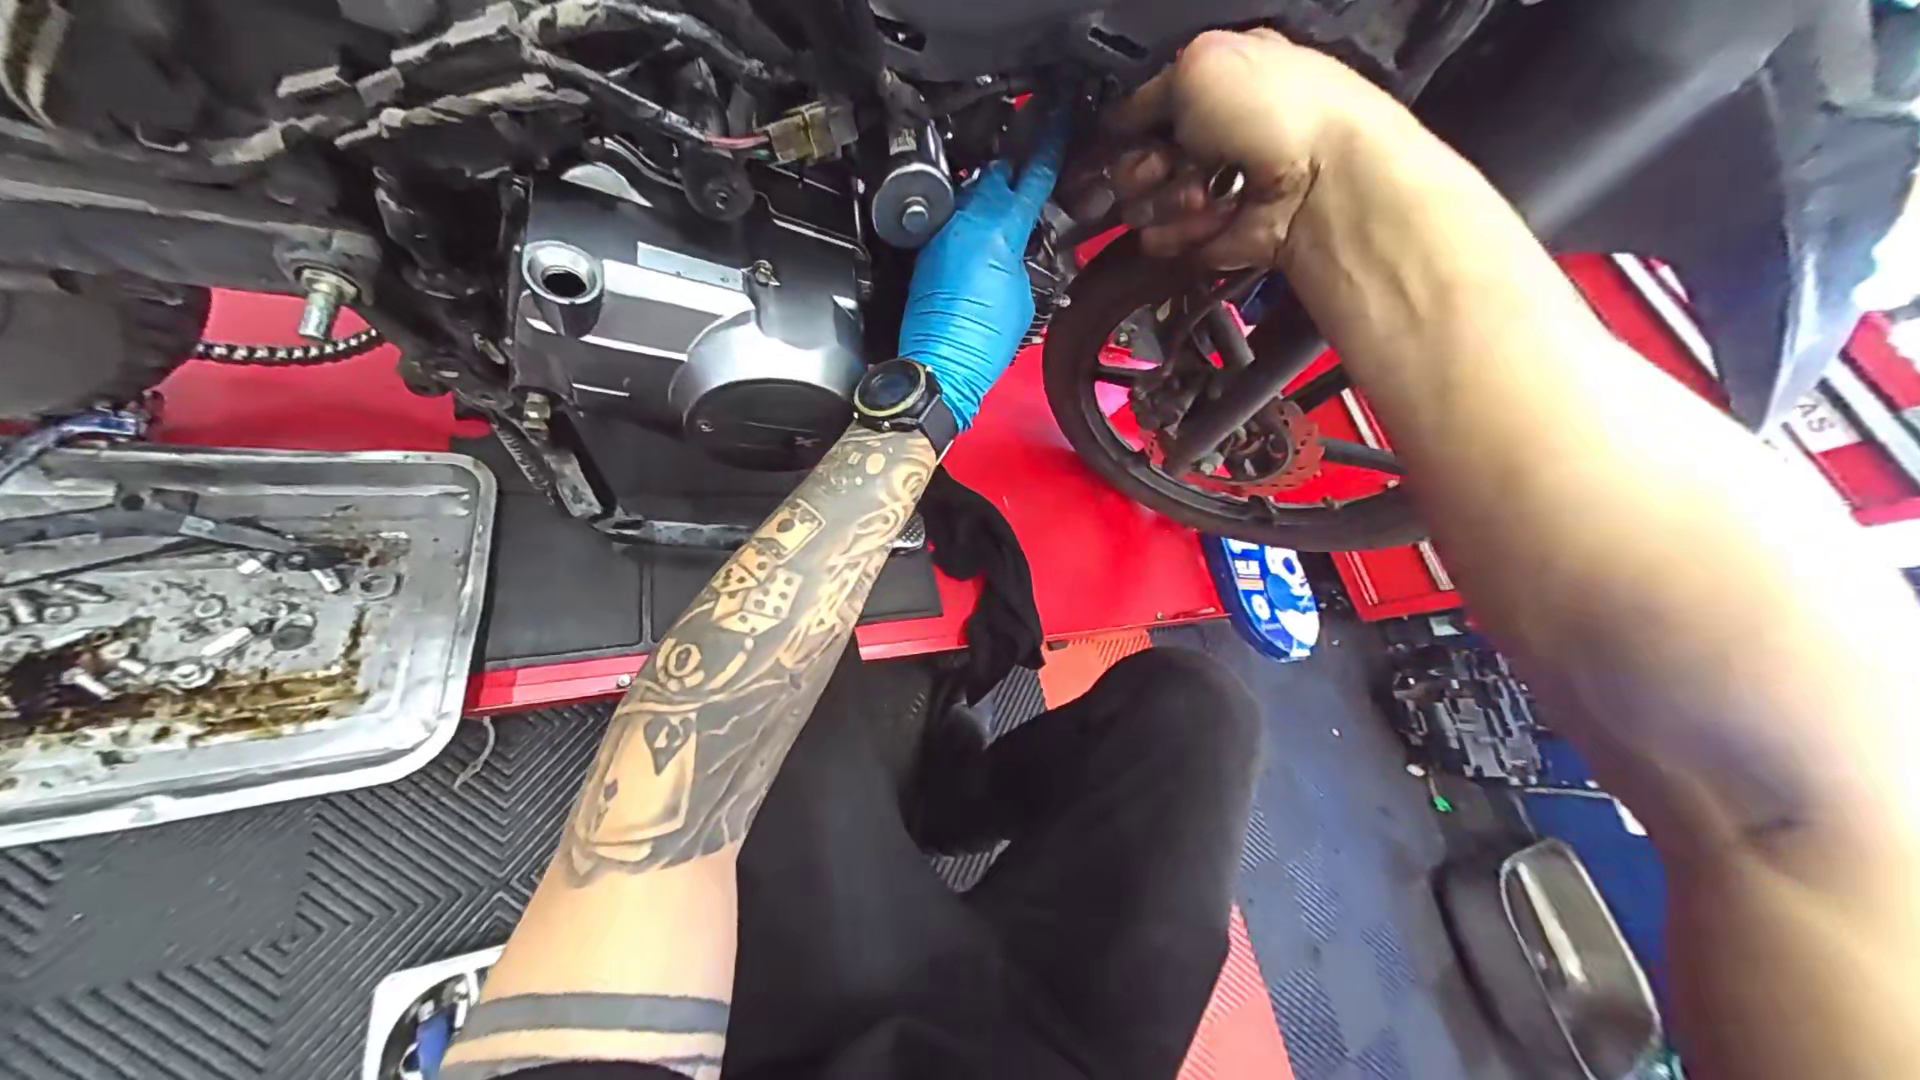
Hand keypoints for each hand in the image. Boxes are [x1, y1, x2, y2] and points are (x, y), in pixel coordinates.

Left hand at [897, 120, 1066, 429]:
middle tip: (1031, 171)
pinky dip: (971, 220)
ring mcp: (943, 233)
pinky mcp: (927, 251)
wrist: (941, 365)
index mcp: (1001, 228)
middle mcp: (967, 221)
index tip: (1056, 124)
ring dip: (990, 196)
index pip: (1032, 175)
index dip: (1048, 148)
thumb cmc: (980, 343)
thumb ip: (1022, 258)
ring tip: (1007, 208)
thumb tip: (1017, 246)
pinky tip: (981, 236)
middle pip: (996, 175)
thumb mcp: (1023, 298)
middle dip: (1015, 171)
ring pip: (972, 195)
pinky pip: (955, 221)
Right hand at [1063, 29, 1405, 268]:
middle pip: (1133, 166)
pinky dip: (1177, 233)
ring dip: (1162, 202)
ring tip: (1200, 195)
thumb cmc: (1268, 109)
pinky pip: (1163, 241)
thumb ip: (1144, 94)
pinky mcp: (1206, 237)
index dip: (1127, 129)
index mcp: (1210, 89)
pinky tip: (1204, 221)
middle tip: (1169, 166)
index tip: (1129, 136)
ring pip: (1142, 207)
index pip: (1141, 115)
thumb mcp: (1198, 66)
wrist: (1317, 180)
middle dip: (1142, 169)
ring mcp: (1205, 192)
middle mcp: (1205, 140)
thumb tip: (1115, 121)